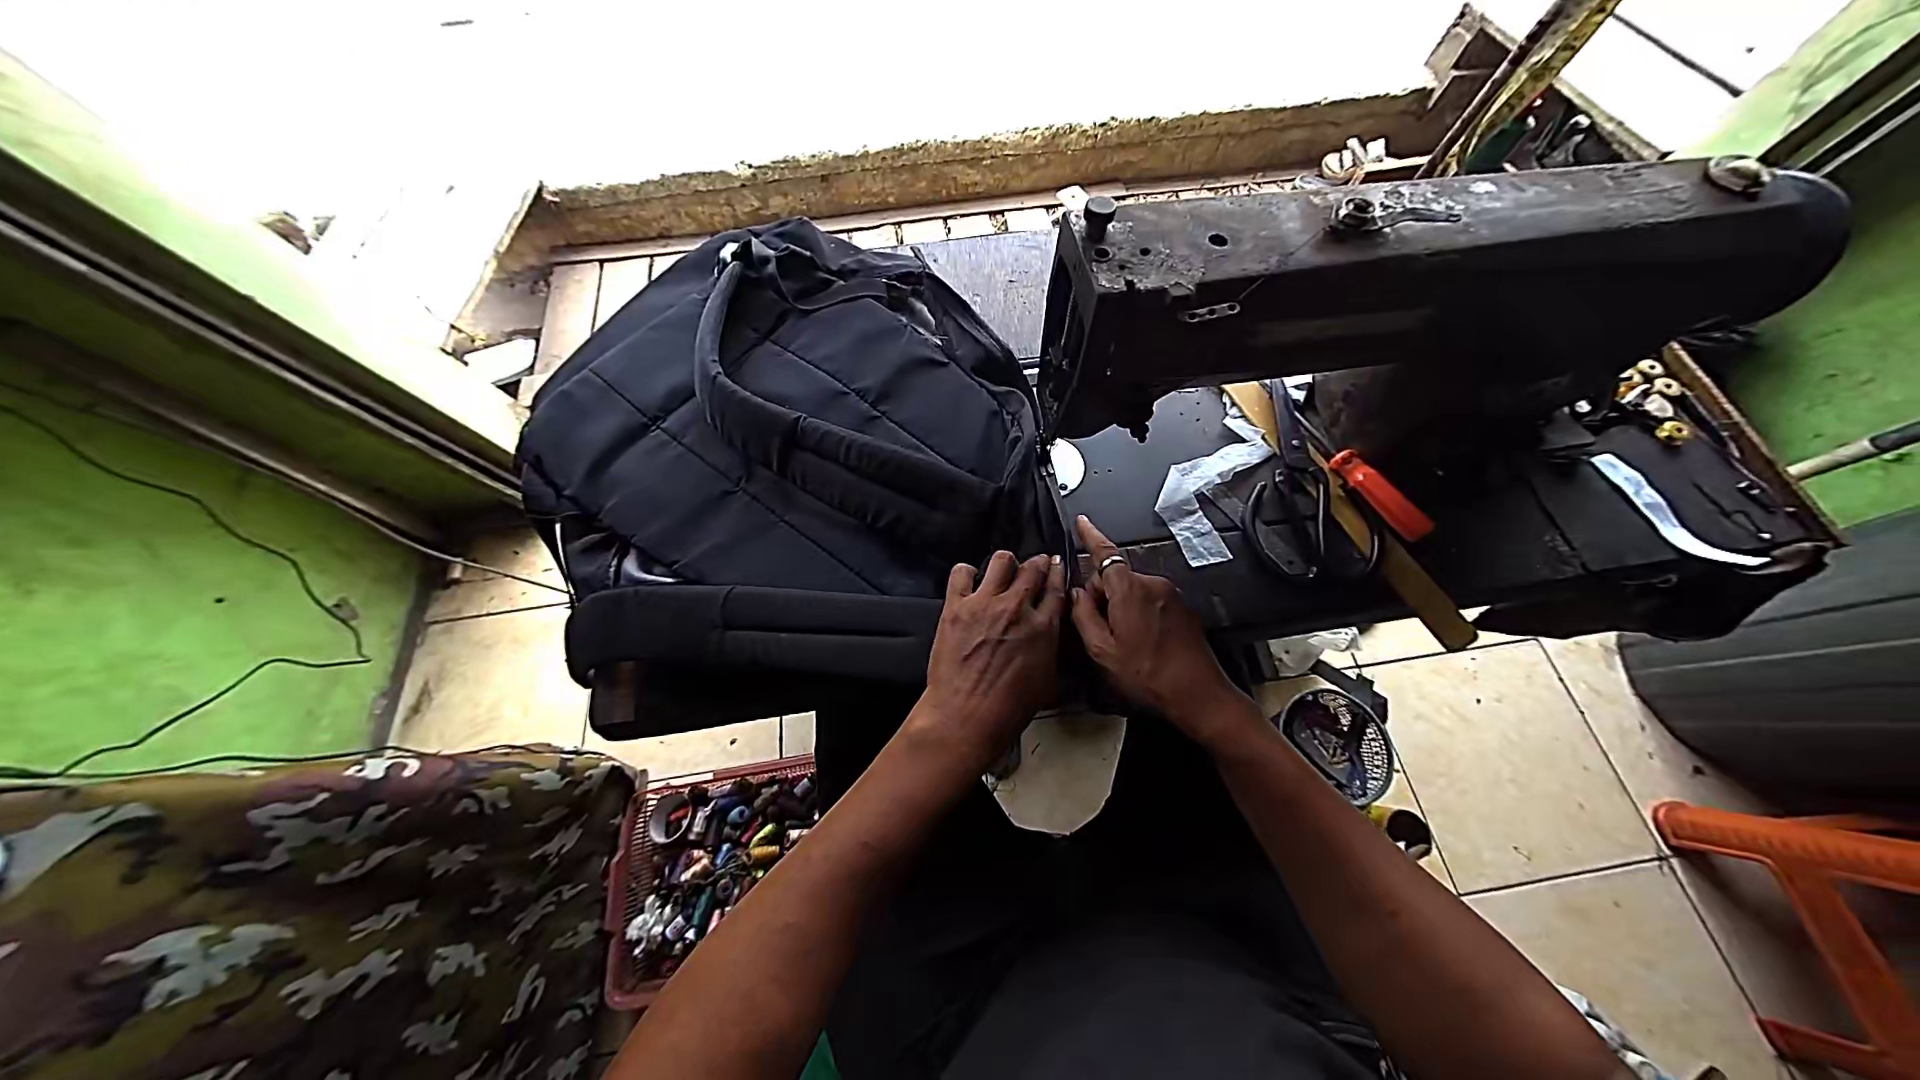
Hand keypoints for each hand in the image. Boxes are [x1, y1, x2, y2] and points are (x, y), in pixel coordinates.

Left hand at [911, 551, 1065, 774]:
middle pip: (1032, 568)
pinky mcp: (956, 606)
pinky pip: (962, 573)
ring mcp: (984, 604)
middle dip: (1036, 564)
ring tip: (1003, 571)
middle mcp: (1016, 608)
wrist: (966, 715)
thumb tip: (1050, 636)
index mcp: (1043, 626)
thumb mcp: (1048, 680)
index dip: (1057, 572)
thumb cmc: (1008, 707)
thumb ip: (1052, 649)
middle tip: (1034, 567)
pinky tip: (970, 582)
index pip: (1056, 587)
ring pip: (1001, 561)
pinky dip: (967, 573)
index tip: (1056, 566)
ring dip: (1006, 564)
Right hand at [1070, 515, 1260, 748]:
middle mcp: (1153, 585)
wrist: (1197, 694)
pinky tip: (1142, 644)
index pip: (1105, 554)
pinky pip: (1150, 602)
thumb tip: (1077, 595)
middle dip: (1102, 598)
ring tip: (1125, 645)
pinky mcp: (1181, 608)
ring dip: (1121, 609)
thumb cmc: (1149, 676)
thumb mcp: (1102, 651)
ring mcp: (1170, 596)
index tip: (1082, 522)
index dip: (1090, 536)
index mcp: (1130, 591)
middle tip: (1102, 633)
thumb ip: (1083, 616)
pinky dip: (1139, 615)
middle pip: (1115, 578)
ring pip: (1132, 591)